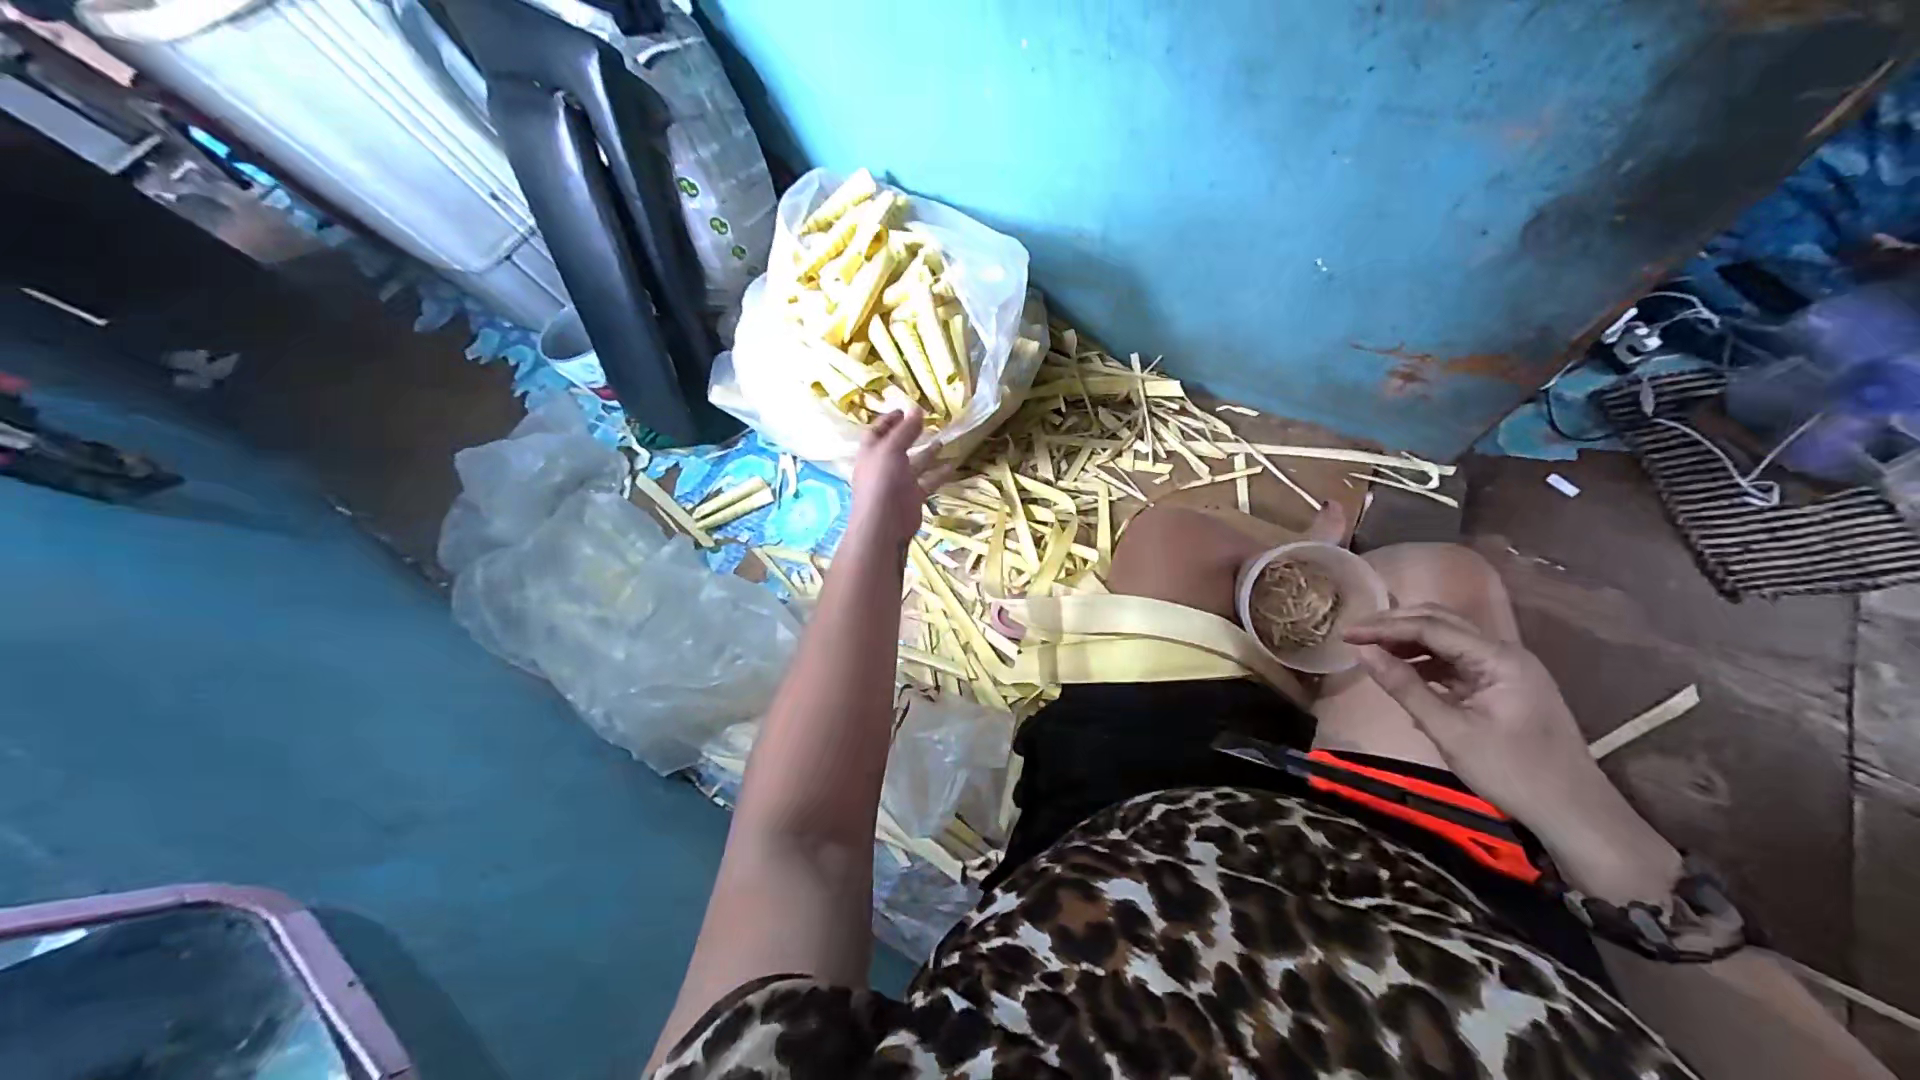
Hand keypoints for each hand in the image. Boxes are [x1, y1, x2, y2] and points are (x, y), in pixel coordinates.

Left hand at [847, 408, 951, 548]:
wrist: (884, 523)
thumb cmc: (882, 481)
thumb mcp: (891, 449)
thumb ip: (905, 430)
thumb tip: (917, 409)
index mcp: (871, 451)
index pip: (878, 430)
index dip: (890, 419)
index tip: (905, 409)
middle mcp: (883, 465)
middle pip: (897, 445)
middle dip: (911, 434)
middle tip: (928, 422)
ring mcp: (898, 481)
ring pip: (915, 463)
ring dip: (929, 452)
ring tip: (944, 440)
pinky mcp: (912, 496)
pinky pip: (928, 481)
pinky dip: (939, 473)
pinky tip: (953, 464)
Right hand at [1345, 605, 1682, 901]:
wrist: (1575, 814)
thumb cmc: (1512, 773)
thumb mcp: (1449, 731)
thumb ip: (1404, 687)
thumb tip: (1362, 653)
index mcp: (1499, 658)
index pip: (1430, 628)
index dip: (1384, 628)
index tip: (1345, 635)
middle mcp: (1506, 653)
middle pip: (1441, 623)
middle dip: (1395, 626)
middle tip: (1354, 636)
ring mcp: (1507, 669)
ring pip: (1448, 640)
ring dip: (1408, 642)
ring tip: (1372, 653)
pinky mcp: (1503, 687)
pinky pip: (1457, 662)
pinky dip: (1425, 663)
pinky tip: (1402, 675)